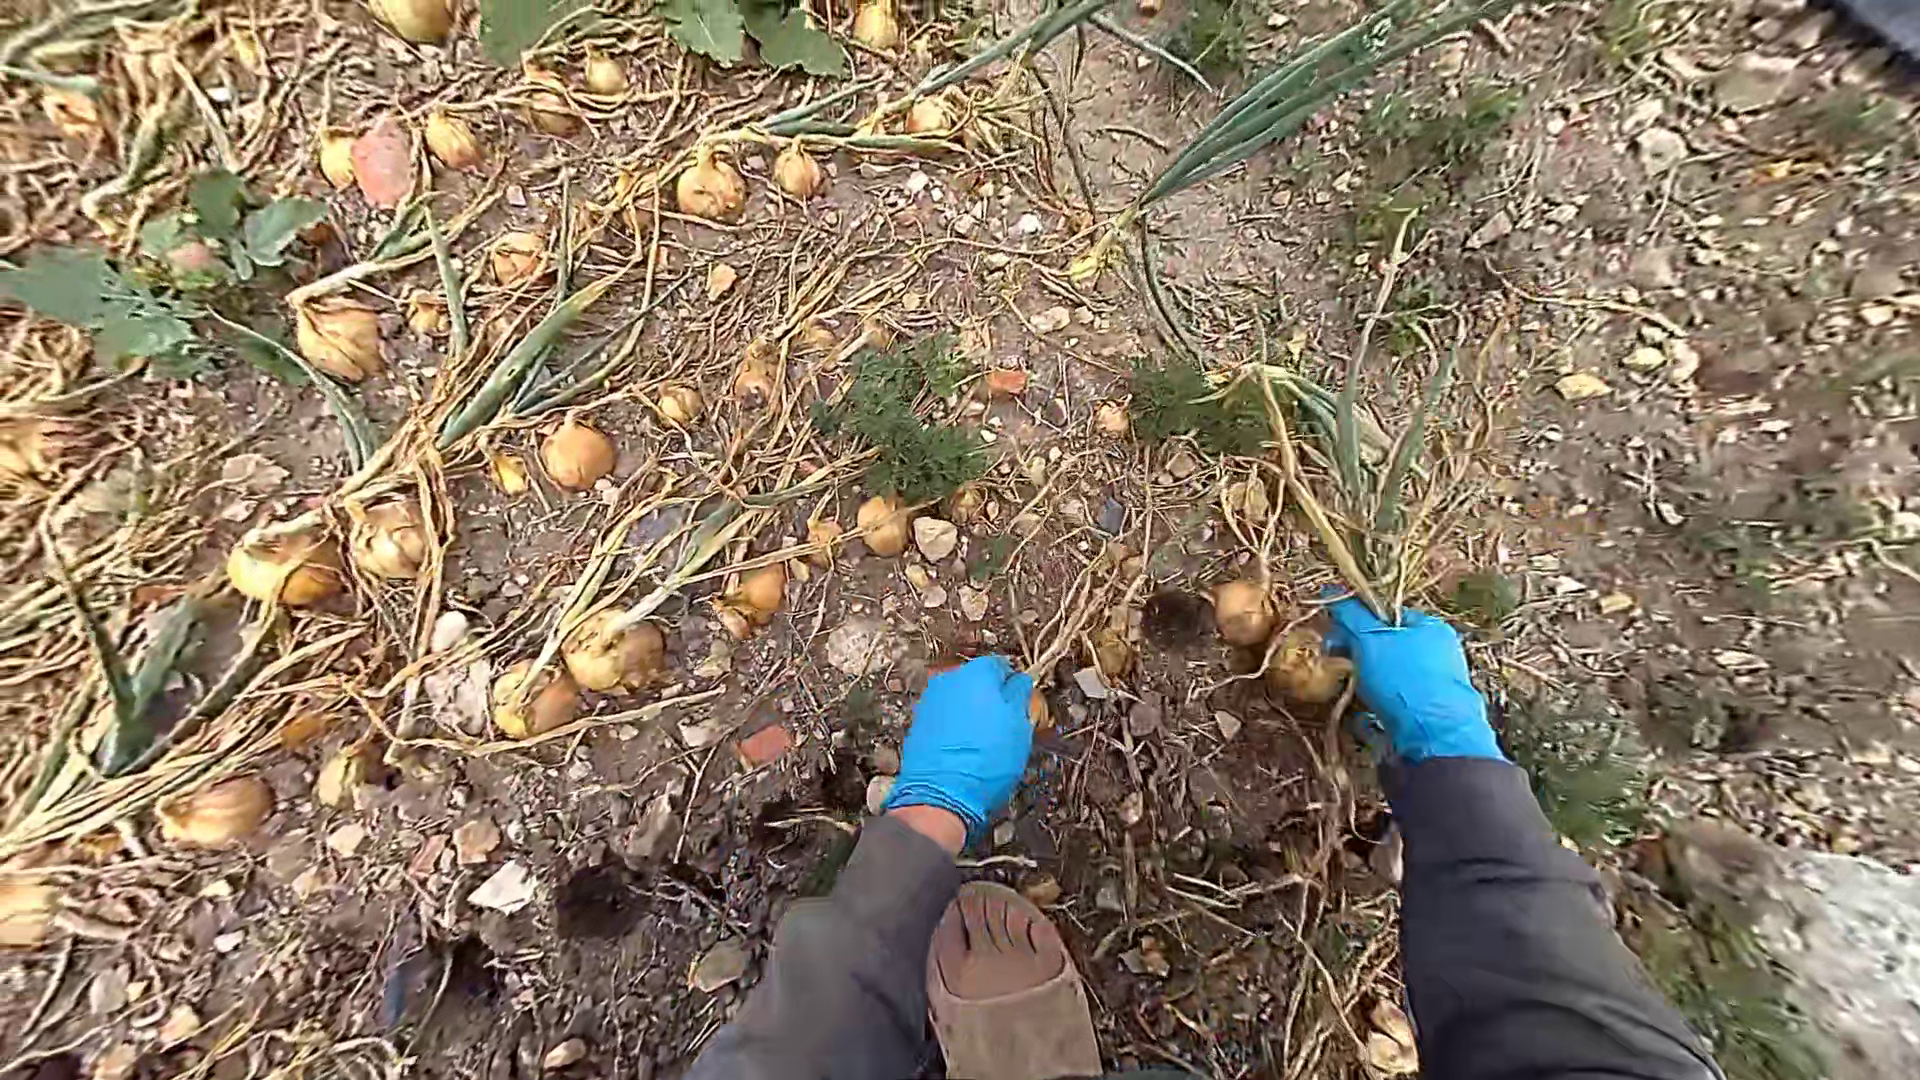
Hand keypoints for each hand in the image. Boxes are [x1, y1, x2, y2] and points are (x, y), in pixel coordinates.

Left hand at [883, 655, 1034, 839]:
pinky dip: (955, 728)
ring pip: (961, 699)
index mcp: (977, 673)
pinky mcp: (919, 723)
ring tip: (985, 743)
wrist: (941, 795)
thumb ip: (1020, 695)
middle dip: (992, 699)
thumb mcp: (1020, 726)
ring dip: (973, 713)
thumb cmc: (985, 760)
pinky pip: (945, 718)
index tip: (1021, 702)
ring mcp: (931, 700)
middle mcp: (950, 680)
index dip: (1014, 685)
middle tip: (1006, 726)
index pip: (1002, 665)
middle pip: (979, 681)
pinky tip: (965, 750)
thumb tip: (1020, 682)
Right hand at [1324, 598, 1503, 763]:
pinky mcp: (1430, 704)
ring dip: (1363, 672)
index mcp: (1430, 626)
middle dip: (1356, 648)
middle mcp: (1439, 649)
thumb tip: (1330, 590)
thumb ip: (1350, 614)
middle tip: (1337, 658)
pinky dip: (1376, 692)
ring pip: (1386, 666)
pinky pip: (1393, 689)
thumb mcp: (1369, 638)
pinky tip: (1365, 702)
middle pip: (1383, 639)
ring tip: (1350, 683)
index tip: (1335, 634)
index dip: (1354, 620)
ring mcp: (1438, 678)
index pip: (1383, 613)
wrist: (1435, 735)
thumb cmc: (1403, 678)